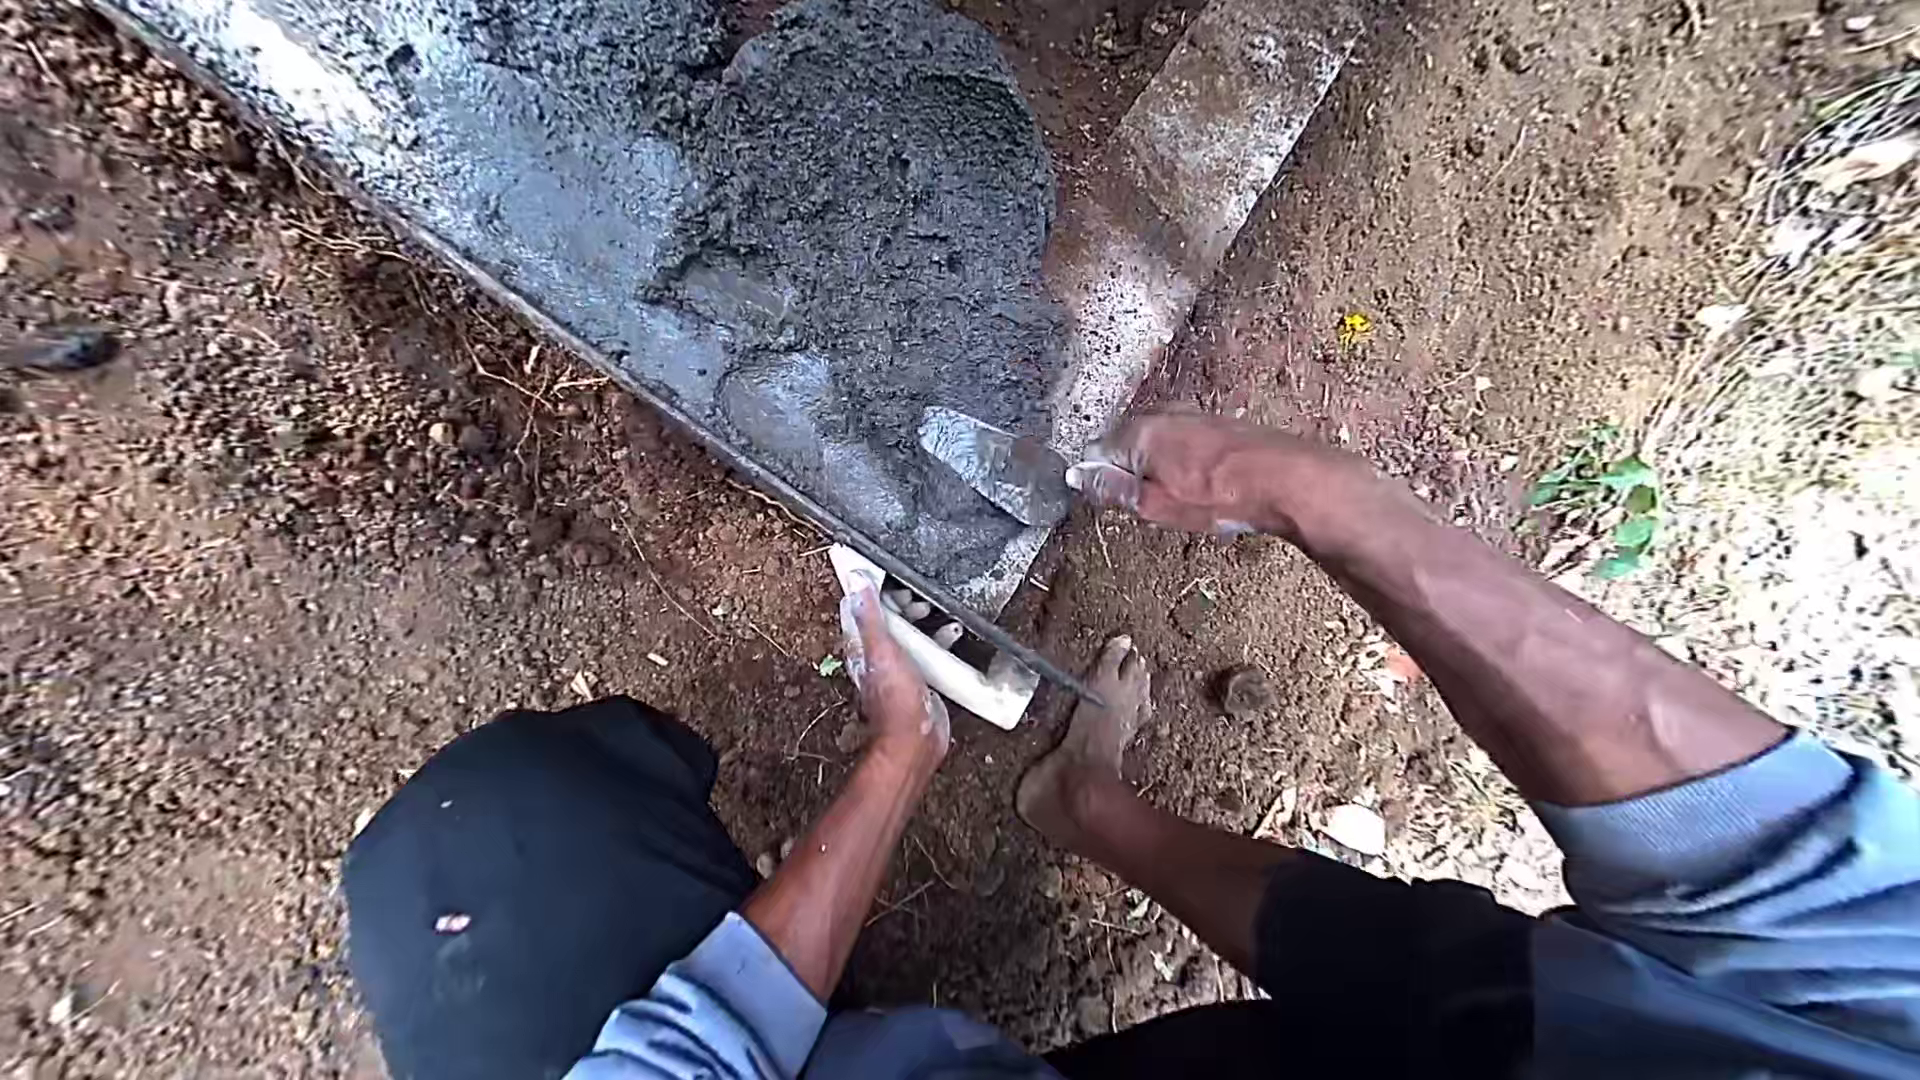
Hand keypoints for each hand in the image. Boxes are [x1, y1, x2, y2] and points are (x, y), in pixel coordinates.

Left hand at [839, 576, 950, 776]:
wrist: (916, 739)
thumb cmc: (896, 699)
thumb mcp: (883, 650)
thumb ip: (871, 616)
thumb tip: (855, 579)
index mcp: (862, 647)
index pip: (859, 610)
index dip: (870, 590)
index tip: (886, 576)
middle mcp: (878, 656)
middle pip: (887, 620)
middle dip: (902, 604)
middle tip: (917, 596)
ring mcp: (899, 668)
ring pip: (908, 634)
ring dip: (921, 620)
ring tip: (936, 610)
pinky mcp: (920, 679)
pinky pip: (927, 652)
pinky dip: (938, 640)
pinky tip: (952, 635)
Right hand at [1067, 412, 1365, 539]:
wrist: (1289, 480)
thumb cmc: (1220, 498)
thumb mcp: (1155, 505)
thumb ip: (1111, 488)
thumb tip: (1076, 476)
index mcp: (1137, 432)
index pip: (1094, 454)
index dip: (1101, 481)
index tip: (1119, 503)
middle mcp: (1159, 414)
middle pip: (1123, 445)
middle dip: (1128, 472)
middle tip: (1151, 505)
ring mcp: (1189, 414)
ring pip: (1153, 443)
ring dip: (1156, 468)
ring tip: (1181, 497)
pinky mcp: (1213, 421)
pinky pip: (1179, 441)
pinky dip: (1180, 461)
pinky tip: (1202, 484)